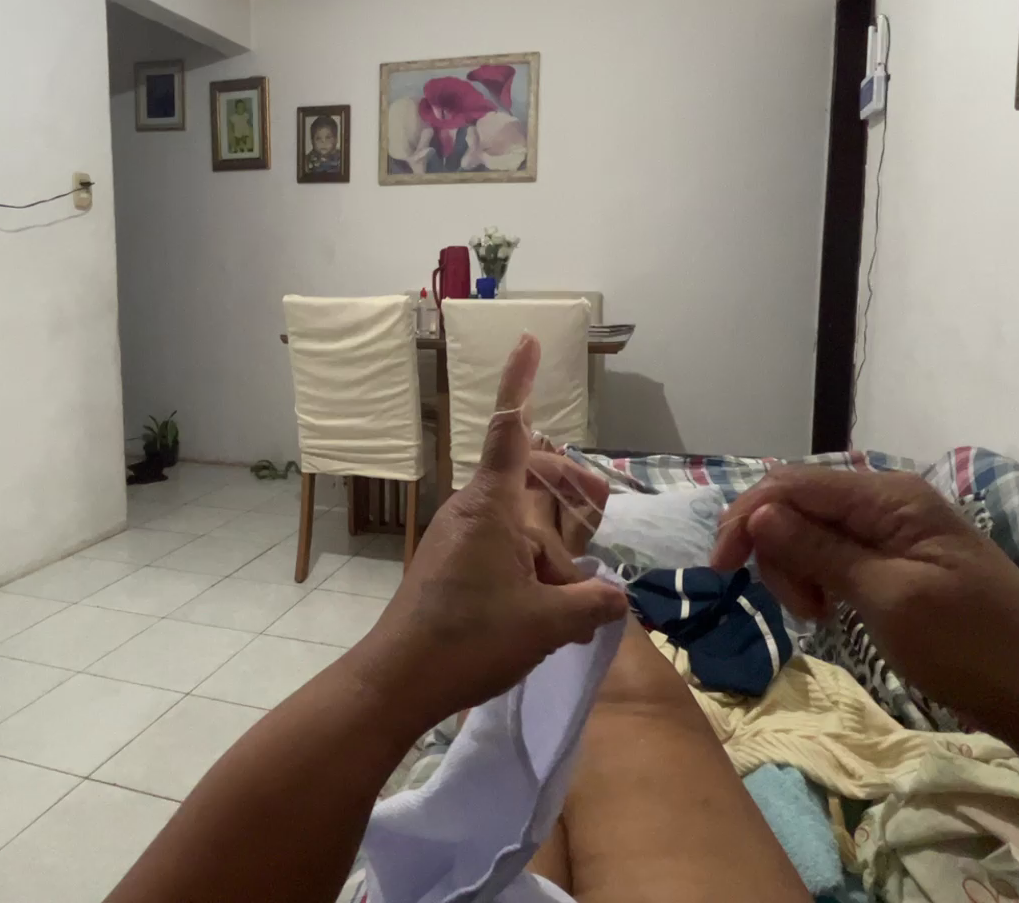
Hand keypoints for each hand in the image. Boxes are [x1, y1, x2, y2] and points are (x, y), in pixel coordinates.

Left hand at [351, 335, 629, 726]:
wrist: (399, 678)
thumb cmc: (471, 639)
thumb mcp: (547, 624)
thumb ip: (593, 605)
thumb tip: (619, 599)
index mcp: (491, 506)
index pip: (508, 428)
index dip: (519, 380)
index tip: (527, 339)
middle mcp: (473, 510)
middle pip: (529, 477)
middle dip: (568, 486)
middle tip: (600, 506)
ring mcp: (459, 538)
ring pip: (519, 523)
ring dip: (553, 548)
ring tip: (576, 602)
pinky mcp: (452, 565)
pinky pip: (502, 550)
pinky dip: (532, 569)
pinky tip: (550, 610)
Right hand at [711, 467, 1018, 734]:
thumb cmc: (974, 648)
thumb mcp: (888, 597)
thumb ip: (819, 550)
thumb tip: (757, 512)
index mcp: (888, 496)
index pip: (791, 485)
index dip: (746, 517)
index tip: (720, 568)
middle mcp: (885, 501)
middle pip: (794, 505)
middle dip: (775, 550)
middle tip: (797, 607)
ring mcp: (890, 530)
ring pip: (806, 531)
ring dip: (793, 569)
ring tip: (816, 614)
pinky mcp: (891, 559)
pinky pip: (830, 554)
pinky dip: (814, 579)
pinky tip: (827, 609)